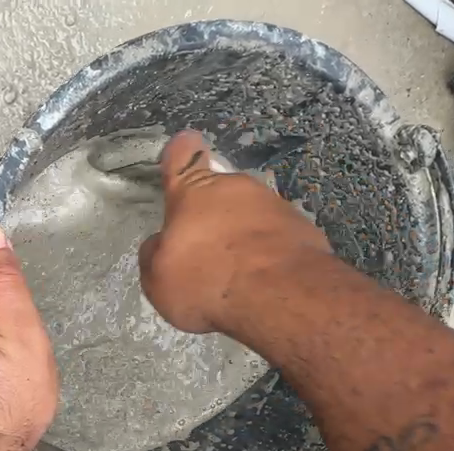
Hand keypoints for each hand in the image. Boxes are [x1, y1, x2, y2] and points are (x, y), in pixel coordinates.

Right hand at [139, 130, 333, 335]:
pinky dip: (261, 253)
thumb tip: (162, 242)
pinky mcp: (299, 226)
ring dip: (237, 237)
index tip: (180, 153)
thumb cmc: (206, 281)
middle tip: (202, 255)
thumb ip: (155, 254)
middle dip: (209, 217)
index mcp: (193, 194)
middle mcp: (234, 188)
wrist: (277, 294)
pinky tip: (256, 281)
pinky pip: (270, 236)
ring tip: (231, 275)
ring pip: (246, 214)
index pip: (183, 155)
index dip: (179, 153)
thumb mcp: (158, 278)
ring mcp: (271, 204)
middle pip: (217, 193)